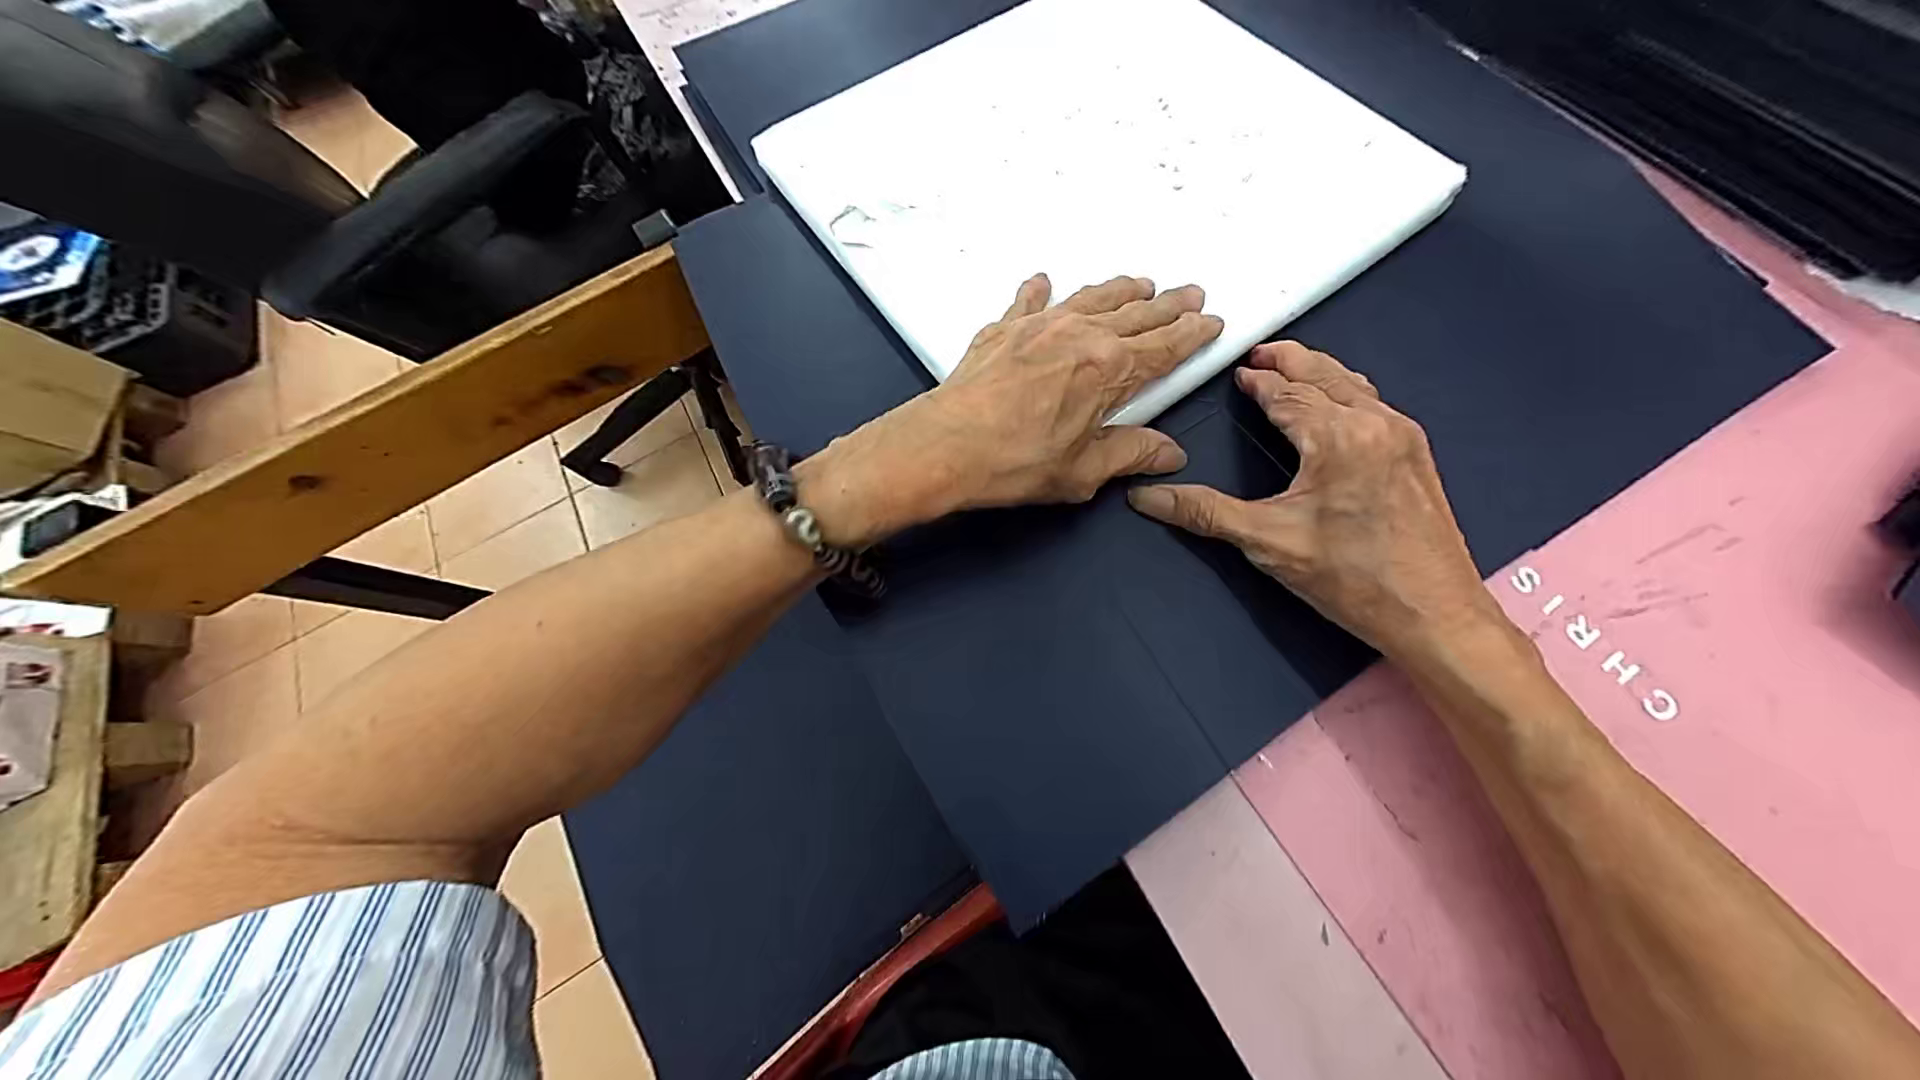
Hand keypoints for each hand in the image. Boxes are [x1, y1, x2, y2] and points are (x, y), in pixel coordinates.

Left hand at [800, 273, 1222, 544]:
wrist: (944, 446)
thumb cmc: (1012, 462)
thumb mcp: (1082, 471)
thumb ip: (1130, 454)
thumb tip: (1168, 453)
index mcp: (1110, 371)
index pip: (1165, 347)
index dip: (1192, 335)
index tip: (1210, 322)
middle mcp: (1081, 337)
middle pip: (1137, 314)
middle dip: (1169, 306)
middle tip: (1190, 294)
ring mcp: (1040, 327)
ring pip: (1093, 297)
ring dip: (1121, 290)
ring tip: (1141, 283)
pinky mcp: (1003, 330)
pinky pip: (1028, 301)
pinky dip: (1040, 290)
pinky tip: (1045, 280)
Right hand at [1127, 342, 1497, 656]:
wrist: (1432, 613)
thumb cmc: (1359, 579)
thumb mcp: (1266, 542)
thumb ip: (1204, 512)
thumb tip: (1152, 498)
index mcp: (1338, 438)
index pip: (1286, 394)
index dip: (1257, 382)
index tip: (1240, 374)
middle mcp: (1377, 426)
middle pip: (1324, 374)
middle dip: (1289, 358)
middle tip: (1263, 352)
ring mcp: (1403, 439)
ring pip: (1354, 385)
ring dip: (1319, 370)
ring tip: (1293, 367)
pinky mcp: (1415, 457)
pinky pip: (1375, 404)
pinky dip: (1346, 391)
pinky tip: (1336, 404)